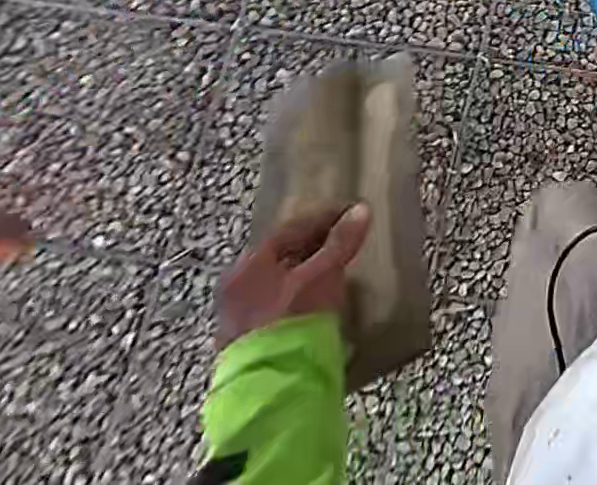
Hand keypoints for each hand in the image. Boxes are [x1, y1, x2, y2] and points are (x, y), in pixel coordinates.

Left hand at [217, 203, 370, 348]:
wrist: (275, 387)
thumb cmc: (295, 319)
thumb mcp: (324, 274)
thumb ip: (341, 241)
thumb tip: (361, 210)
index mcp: (247, 267)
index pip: (291, 228)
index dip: (325, 218)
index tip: (352, 215)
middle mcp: (236, 288)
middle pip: (284, 255)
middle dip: (317, 245)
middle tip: (349, 238)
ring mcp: (239, 318)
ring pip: (283, 280)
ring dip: (311, 271)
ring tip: (342, 267)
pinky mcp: (251, 340)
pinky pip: (281, 304)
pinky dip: (304, 294)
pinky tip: (325, 297)